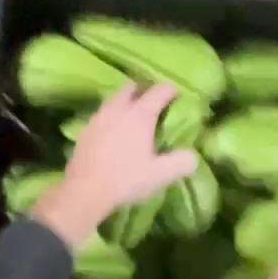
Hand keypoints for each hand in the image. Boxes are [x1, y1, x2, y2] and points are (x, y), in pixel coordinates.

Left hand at [32, 84, 198, 248]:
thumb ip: (181, 162)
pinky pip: (101, 114)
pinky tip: (113, 131)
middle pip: (132, 87)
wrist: (85, 191)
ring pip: (114, 99)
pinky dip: (111, 116)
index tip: (177, 95)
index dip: (171, 90)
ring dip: (125, 101)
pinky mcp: (85, 130)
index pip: (159, 91)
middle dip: (144, 90)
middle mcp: (118, 109)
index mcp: (140, 114)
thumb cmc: (126, 179)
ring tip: (133, 115)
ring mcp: (98, 117)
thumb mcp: (160, 175)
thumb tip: (192, 156)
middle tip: (153, 102)